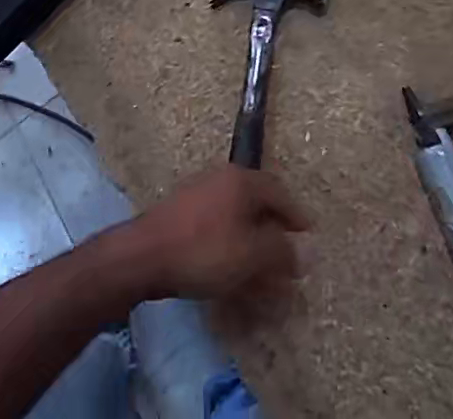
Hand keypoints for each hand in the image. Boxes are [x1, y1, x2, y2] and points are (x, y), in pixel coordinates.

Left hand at [119, 166, 312, 301]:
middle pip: (257, 204)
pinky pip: (217, 227)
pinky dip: (231, 246)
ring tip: (263, 272)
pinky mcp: (182, 213)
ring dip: (253, 243)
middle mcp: (220, 179)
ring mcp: (198, 194)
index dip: (296, 215)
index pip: (279, 192)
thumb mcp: (252, 254)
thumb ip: (281, 251)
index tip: (308, 235)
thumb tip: (304, 250)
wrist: (145, 254)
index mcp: (241, 180)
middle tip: (287, 257)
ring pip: (236, 218)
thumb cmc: (205, 250)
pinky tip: (233, 271)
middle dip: (274, 233)